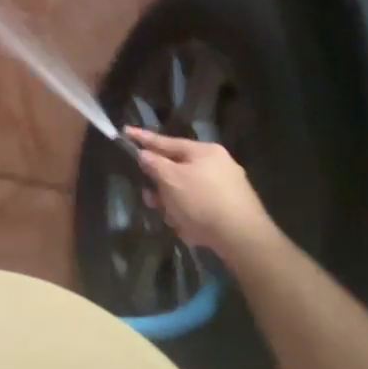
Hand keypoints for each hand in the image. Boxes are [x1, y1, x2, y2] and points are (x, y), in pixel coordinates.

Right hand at [123, 128, 275, 252]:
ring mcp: (226, 187)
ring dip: (172, 204)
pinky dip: (188, 215)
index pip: (166, 141)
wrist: (242, 238)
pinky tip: (188, 228)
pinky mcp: (229, 207)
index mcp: (205, 152)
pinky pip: (197, 205)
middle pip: (175, 169)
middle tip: (151, 199)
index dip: (143, 138)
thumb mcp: (169, 179)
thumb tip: (144, 154)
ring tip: (174, 219)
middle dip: (160, 186)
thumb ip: (153, 163)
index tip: (125, 131)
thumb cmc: (201, 201)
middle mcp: (217, 165)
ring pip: (184, 190)